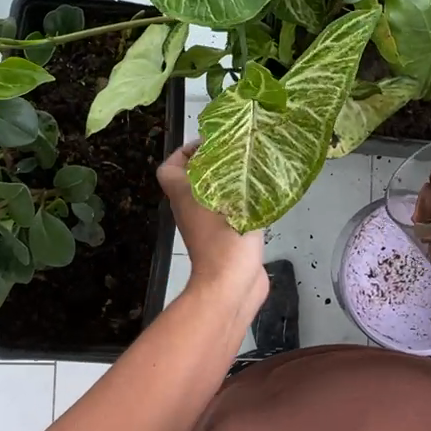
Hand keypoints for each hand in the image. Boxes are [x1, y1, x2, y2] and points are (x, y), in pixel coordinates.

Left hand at [157, 142, 266, 309]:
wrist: (231, 286)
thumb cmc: (225, 239)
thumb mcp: (228, 197)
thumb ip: (232, 172)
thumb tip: (237, 150)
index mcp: (183, 196)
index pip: (169, 168)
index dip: (184, 152)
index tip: (210, 144)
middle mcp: (190, 210)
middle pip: (194, 179)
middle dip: (213, 163)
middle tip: (239, 153)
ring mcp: (206, 227)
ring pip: (212, 196)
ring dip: (229, 183)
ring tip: (253, 170)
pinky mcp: (225, 240)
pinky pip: (229, 213)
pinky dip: (241, 203)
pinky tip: (261, 196)